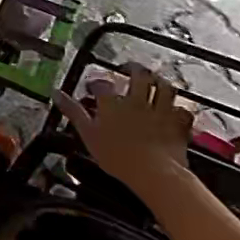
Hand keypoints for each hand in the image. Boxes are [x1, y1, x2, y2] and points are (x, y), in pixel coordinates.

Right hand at [52, 66, 195, 194]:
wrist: (154, 172)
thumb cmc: (116, 155)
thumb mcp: (87, 133)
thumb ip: (73, 111)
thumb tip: (55, 93)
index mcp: (113, 104)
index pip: (102, 85)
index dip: (96, 83)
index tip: (92, 87)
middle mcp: (138, 103)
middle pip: (140, 77)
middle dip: (134, 69)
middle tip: (128, 67)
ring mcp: (161, 112)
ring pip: (165, 88)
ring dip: (159, 82)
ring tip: (153, 80)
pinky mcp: (178, 125)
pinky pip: (183, 111)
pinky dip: (178, 108)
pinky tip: (173, 109)